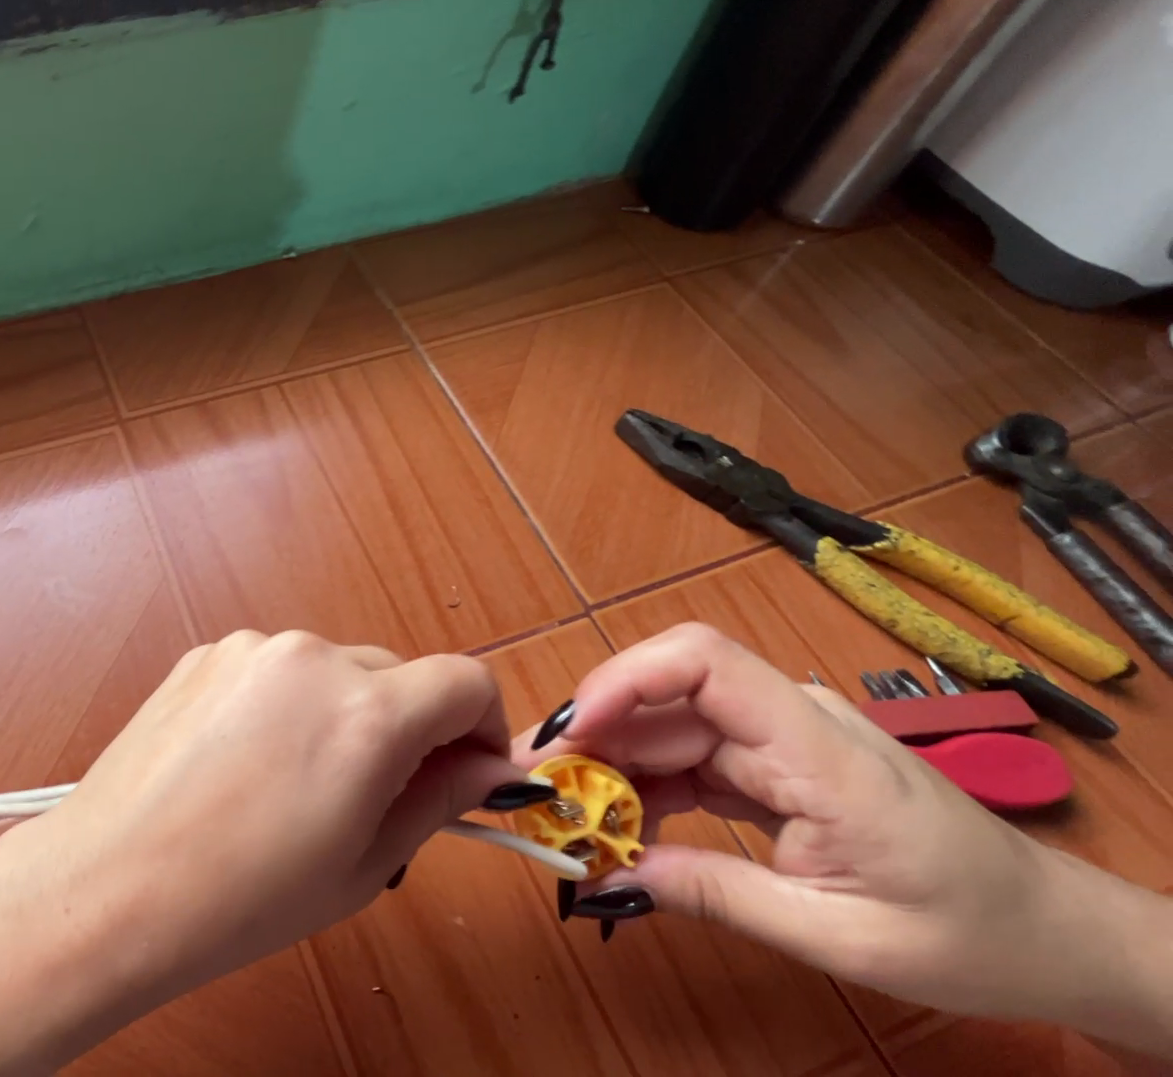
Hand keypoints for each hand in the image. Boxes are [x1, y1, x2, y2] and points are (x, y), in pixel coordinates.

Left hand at [7, 629, 528, 995]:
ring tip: (296, 783)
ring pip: (333, 670)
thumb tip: (493, 768)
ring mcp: (249, 649)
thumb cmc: (241, 898)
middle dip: (408, 727)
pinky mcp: (204, 654)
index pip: (466, 682)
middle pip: (397, 675)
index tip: (467, 770)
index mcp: (366, 713)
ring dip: (340, 713)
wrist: (110, 885)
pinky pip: (273, 670)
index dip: (481, 728)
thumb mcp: (363, 865)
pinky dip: (283, 703)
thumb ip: (438, 799)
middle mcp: (311, 658)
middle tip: (376, 795)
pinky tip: (245, 761)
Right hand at [514, 623, 1125, 1022]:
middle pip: (662, 700)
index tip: (567, 734)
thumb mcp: (835, 933)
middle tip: (540, 798)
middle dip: (591, 742)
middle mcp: (789, 722)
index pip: (703, 662)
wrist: (1054, 933)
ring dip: (608, 770)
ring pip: (661, 729)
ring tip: (570, 823)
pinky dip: (641, 792)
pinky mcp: (766, 762)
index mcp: (819, 750)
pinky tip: (619, 830)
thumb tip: (606, 877)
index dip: (621, 679)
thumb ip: (713, 893)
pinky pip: (682, 761)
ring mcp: (776, 739)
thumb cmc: (972, 933)